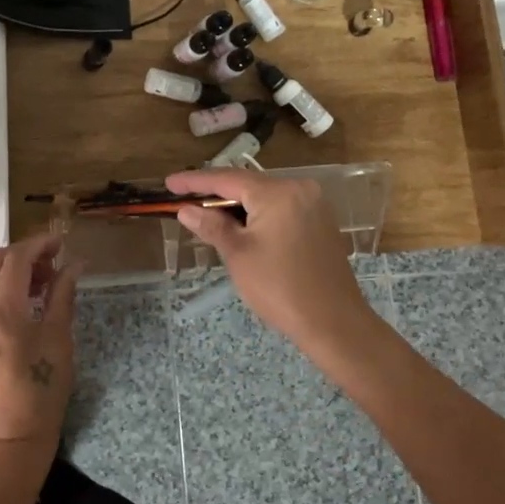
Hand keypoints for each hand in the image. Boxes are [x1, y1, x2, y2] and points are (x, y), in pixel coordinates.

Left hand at [0, 234, 82, 446]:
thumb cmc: (45, 386)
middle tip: (53, 262)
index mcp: (2, 314)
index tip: (61, 243)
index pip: (16, 259)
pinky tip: (24, 300)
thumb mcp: (59, 337)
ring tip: (42, 282)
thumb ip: (62, 293)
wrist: (16, 430)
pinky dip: (2, 288)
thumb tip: (74, 262)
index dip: (39, 245)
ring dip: (13, 269)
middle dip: (25, 254)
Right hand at [167, 169, 377, 349]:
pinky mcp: (321, 223)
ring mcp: (314, 205)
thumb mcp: (239, 255)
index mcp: (278, 192)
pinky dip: (258, 215)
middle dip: (216, 193)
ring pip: (264, 197)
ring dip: (236, 206)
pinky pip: (281, 209)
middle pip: (248, 185)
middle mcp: (300, 189)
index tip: (169, 183)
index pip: (227, 179)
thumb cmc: (281, 289)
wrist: (335, 324)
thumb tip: (187, 210)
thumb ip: (212, 226)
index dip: (195, 181)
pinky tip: (241, 228)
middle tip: (184, 199)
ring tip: (206, 215)